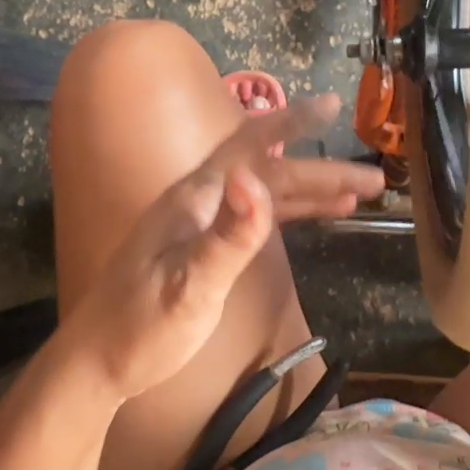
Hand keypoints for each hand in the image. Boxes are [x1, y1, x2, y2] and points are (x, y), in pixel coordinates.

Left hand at [60, 94, 384, 401]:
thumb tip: (257, 180)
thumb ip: (227, 236)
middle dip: (320, 171)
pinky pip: (257, 219)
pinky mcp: (205, 248)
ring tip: (360, 194)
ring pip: (266, 194)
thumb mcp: (189, 287)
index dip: (289, 123)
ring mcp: (201, 224)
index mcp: (194, 198)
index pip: (249, 147)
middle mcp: (200, 201)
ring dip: (312, 192)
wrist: (97, 364)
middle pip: (268, 173)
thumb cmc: (140, 328)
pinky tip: (317, 217)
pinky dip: (291, 214)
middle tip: (373, 177)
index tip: (330, 106)